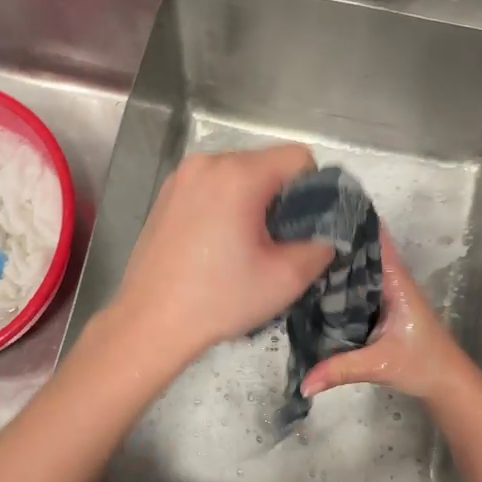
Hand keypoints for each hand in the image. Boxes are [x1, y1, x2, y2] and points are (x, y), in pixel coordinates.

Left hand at [108, 145, 334, 363]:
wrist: (150, 323)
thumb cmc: (220, 300)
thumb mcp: (287, 278)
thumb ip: (323, 244)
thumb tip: (330, 230)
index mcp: (238, 174)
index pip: (299, 157)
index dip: (314, 191)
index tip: (304, 229)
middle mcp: (207, 163)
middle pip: (267, 164)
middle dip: (281, 198)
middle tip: (277, 245)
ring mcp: (181, 177)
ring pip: (239, 176)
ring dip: (253, 203)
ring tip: (246, 248)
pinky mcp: (166, 196)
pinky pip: (212, 188)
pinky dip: (226, 207)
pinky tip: (219, 247)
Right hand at [299, 229, 468, 401]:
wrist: (447, 383)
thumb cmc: (423, 365)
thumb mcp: (379, 366)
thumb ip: (340, 370)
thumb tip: (303, 383)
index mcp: (395, 281)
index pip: (375, 239)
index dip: (352, 221)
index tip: (321, 208)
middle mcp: (390, 280)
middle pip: (361, 249)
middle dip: (334, 237)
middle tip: (295, 226)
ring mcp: (385, 292)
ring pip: (357, 267)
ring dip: (334, 257)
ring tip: (297, 245)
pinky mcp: (380, 306)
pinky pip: (355, 284)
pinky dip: (337, 278)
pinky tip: (311, 279)